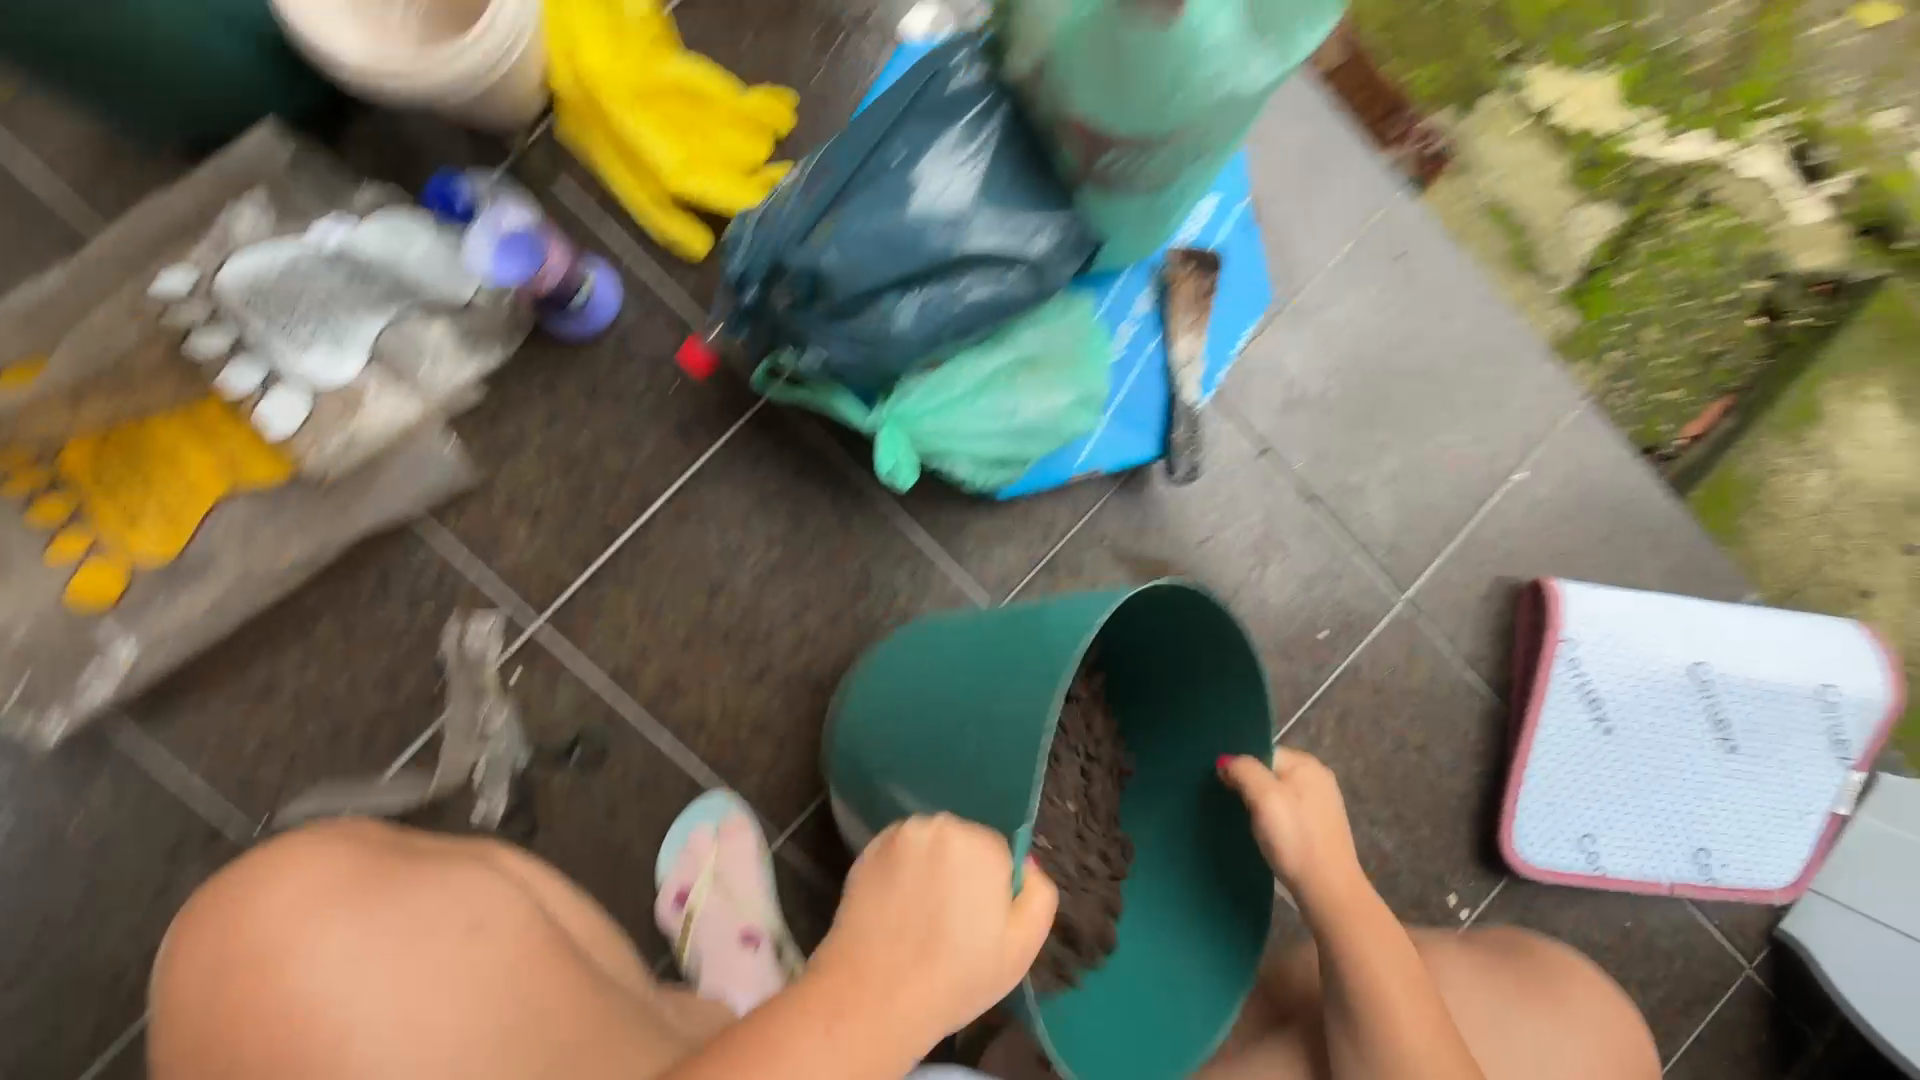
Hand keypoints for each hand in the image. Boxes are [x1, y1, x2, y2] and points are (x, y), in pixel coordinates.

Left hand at [807, 813, 1057, 1051]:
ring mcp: (898, 835)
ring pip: (930, 847)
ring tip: (920, 921)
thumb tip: (1026, 863)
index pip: (999, 856)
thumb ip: (1039, 893)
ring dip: (930, 870)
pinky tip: (896, 911)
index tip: (978, 925)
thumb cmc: (957, 978)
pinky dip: (901, 873)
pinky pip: (899, 855)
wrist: (874, 998)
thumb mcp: (1023, 946)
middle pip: (964, 845)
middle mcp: (938, 825)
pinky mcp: (866, 850)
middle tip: (951, 925)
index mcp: (979, 842)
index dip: (992, 891)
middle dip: (962, 875)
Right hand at [1219, 749, 1368, 914]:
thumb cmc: (1295, 838)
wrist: (1328, 890)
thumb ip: (1243, 770)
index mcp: (1307, 765)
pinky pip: (1286, 811)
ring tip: (1245, 821)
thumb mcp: (1264, 798)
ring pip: (1276, 793)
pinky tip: (1265, 834)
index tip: (1225, 787)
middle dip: (1248, 785)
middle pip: (1269, 771)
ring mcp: (1320, 803)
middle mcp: (1317, 778)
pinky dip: (1272, 819)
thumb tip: (1225, 761)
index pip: (1262, 752)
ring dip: (1259, 804)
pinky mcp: (1319, 826)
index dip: (1241, 767)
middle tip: (1232, 805)